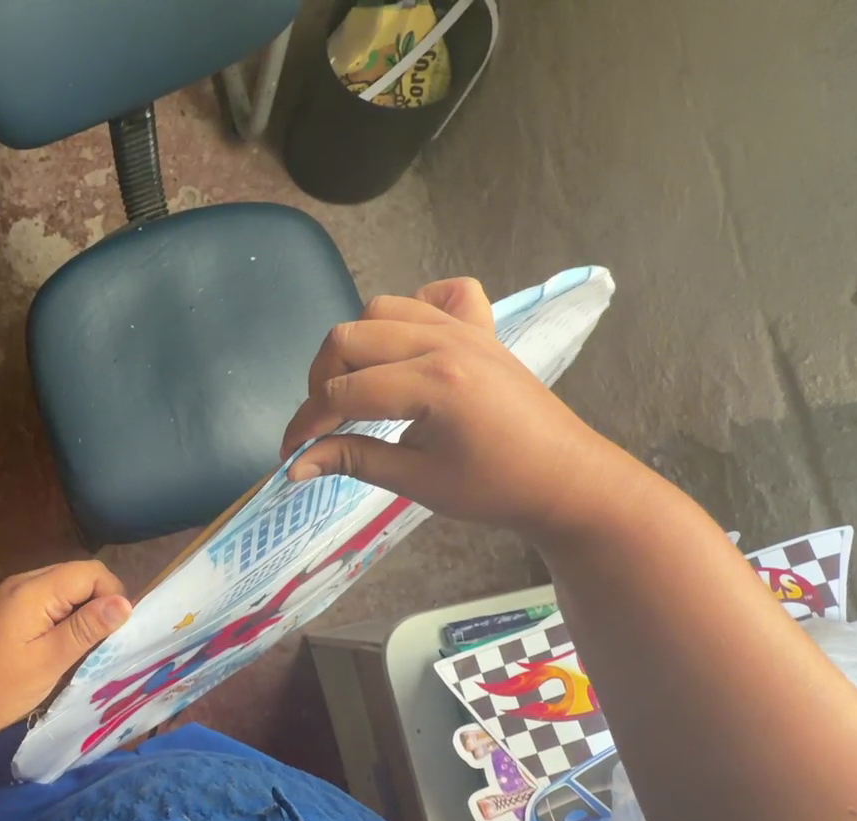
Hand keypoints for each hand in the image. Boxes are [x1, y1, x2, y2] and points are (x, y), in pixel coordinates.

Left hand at [0, 561, 132, 746]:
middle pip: (73, 575)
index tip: (115, 633)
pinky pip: (38, 600)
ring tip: (78, 648)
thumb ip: (86, 629)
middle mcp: (18, 582)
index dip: (112, 595)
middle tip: (100, 644)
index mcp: (32, 590)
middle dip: (95, 602)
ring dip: (75, 611)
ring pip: (56, 588)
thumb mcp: (48, 662)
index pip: (90, 571)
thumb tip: (124, 603)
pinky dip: (54, 616)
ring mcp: (4, 594)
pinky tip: (51, 646)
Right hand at [279, 278, 653, 543]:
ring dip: (355, 346)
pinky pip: (438, 295)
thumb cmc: (493, 488)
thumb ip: (350, 460)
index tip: (291, 453)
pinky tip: (405, 346)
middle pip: (349, 338)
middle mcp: (444, 343)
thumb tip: (294, 466)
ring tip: (357, 387)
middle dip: (320, 382)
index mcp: (432, 383)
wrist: (565, 480)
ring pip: (381, 309)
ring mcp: (465, 329)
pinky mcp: (481, 328)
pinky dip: (412, 311)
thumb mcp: (414, 480)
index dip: (306, 424)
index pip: (341, 392)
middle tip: (324, 423)